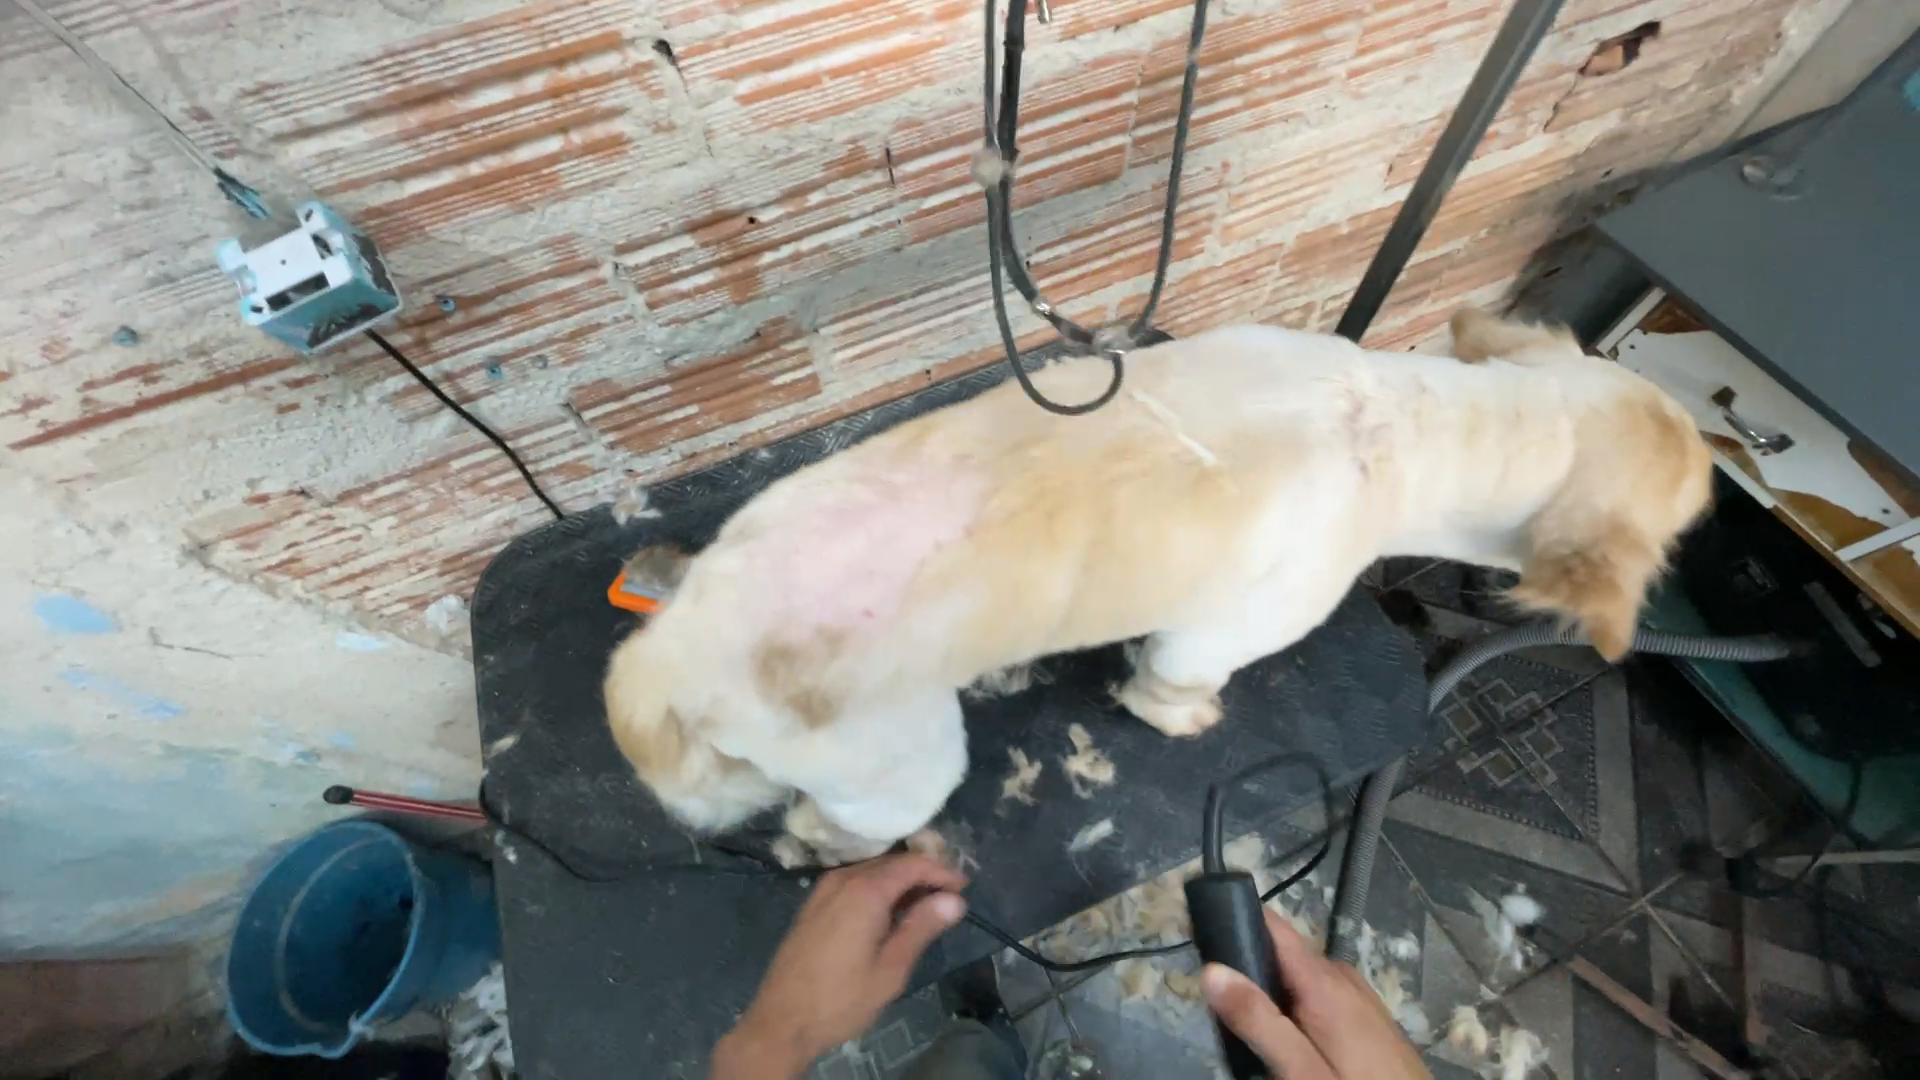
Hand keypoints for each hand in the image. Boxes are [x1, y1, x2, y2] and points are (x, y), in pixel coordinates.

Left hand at [712, 854, 968, 1078]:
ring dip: (901, 881)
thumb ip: (922, 927)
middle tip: (950, 895)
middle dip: (924, 873)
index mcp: (865, 890)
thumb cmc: (840, 999)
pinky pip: (855, 881)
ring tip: (925, 903)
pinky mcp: (815, 902)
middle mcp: (844, 877)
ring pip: (873, 870)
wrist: (779, 1022)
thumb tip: (954, 900)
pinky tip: (890, 911)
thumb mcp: (890, 969)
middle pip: (893, 862)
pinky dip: (879, 887)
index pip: (913, 864)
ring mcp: (825, 888)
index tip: (964, 887)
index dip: (942, 871)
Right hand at [1204, 910, 1430, 1079]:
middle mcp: (1341, 977)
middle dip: (1248, 979)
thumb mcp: (1302, 1076)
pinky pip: (1319, 1002)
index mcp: (1323, 979)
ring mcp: (1360, 999)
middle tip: (1228, 1024)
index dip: (1230, 921)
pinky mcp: (1370, 1023)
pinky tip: (1295, 1058)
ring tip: (1260, 1050)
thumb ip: (1257, 1021)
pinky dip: (1298, 1017)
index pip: (1269, 922)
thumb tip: (1209, 968)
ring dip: (1273, 1003)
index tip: (1198, 939)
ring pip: (1298, 982)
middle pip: (1278, 955)